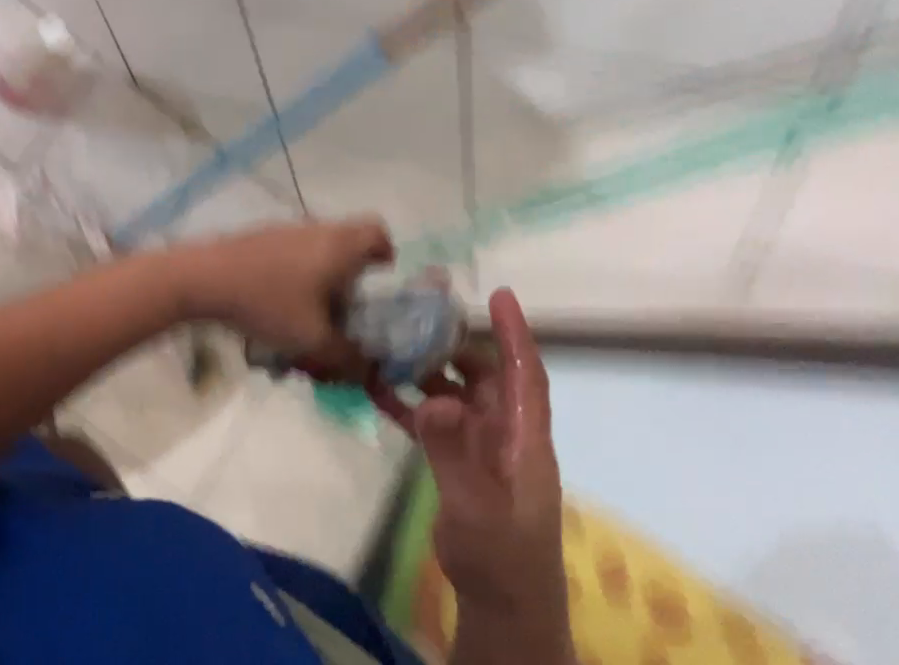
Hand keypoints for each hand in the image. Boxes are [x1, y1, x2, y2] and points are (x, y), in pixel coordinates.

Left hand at [168, 219, 393, 355]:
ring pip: (311, 252)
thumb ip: (349, 358)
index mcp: (338, 244)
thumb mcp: (313, 339)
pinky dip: (287, 278)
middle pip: (343, 244)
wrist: (198, 278)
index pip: (377, 232)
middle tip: (342, 310)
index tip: (378, 282)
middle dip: (347, 278)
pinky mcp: (251, 240)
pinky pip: (283, 256)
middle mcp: (312, 229)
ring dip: (315, 281)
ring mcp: (278, 231)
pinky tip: (271, 308)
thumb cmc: (266, 302)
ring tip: (305, 317)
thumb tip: (369, 370)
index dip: (384, 255)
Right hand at [372, 289, 571, 649]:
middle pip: (486, 376)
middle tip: (414, 315)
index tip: (499, 295)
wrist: (502, 604)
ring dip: (424, 371)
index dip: (516, 335)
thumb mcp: (476, 506)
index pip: (525, 376)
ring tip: (386, 345)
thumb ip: (453, 452)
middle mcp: (506, 436)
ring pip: (454, 394)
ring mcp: (481, 450)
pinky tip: (374, 388)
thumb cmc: (500, 557)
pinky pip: (431, 421)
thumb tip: (434, 399)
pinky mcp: (458, 463)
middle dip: (455, 343)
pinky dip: (406, 403)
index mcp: (524, 441)